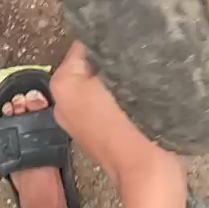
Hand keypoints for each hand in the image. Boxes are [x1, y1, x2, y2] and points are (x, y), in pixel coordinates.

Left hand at [49, 43, 183, 195]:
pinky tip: (139, 96)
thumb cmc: (134, 124)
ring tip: (143, 74)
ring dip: (119, 79)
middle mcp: (61, 101)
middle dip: (113, 60)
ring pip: (98, 84)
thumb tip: (119, 39)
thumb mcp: (124, 78)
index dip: (111, 37)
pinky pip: (104, 103)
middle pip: (90, 65)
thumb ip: (115, 54)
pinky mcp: (91, 133)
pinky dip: (119, 97)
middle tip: (141, 54)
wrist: (148, 172)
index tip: (132, 35)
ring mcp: (74, 119)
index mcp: (62, 83)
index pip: (84, 44)